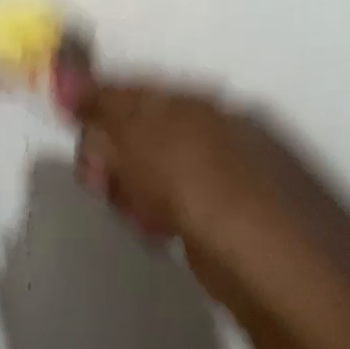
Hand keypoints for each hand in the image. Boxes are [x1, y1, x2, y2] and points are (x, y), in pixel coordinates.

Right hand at [51, 62, 349, 302]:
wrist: (283, 271)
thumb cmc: (203, 190)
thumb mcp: (139, 135)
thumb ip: (100, 104)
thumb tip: (67, 77)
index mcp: (196, 102)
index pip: (127, 88)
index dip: (90, 103)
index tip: (66, 126)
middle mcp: (215, 130)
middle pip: (135, 130)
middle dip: (108, 153)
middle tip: (99, 182)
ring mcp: (227, 177)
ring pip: (150, 171)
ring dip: (129, 189)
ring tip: (135, 215)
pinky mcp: (233, 220)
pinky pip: (173, 204)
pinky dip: (157, 215)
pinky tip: (159, 233)